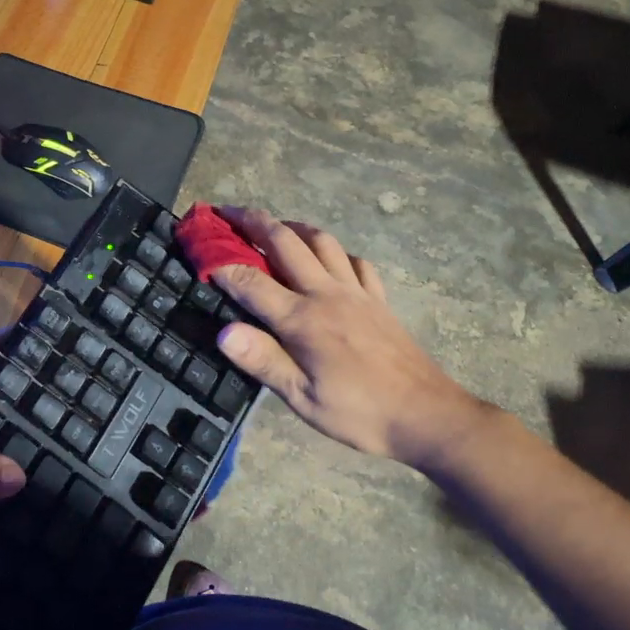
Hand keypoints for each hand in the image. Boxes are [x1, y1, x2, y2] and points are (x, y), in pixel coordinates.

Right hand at [209, 207, 495, 470]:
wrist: (430, 417)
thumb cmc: (360, 413)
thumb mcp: (303, 399)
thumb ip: (262, 361)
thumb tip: (223, 332)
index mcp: (302, 320)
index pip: (251, 282)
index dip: (221, 265)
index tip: (199, 251)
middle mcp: (326, 294)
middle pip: (285, 242)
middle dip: (252, 222)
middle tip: (227, 212)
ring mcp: (356, 292)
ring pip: (321, 241)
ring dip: (292, 226)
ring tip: (273, 225)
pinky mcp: (379, 299)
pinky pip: (354, 261)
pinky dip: (334, 251)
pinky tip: (327, 258)